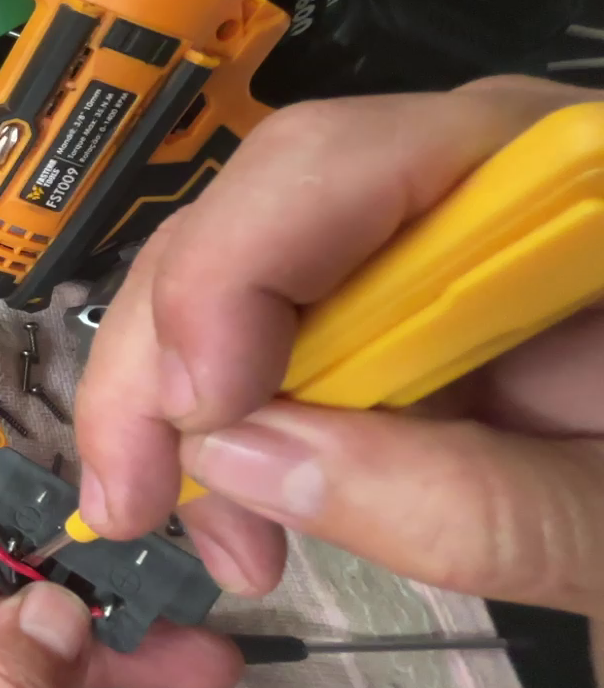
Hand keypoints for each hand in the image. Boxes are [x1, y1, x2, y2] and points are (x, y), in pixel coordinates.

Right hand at [75, 77, 603, 634]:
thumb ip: (478, 502)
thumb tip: (231, 458)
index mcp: (561, 188)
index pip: (331, 165)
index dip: (230, 271)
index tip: (198, 410)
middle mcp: (443, 191)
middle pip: (228, 228)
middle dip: (154, 362)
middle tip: (128, 494)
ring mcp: (380, 251)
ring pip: (197, 289)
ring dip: (160, 410)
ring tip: (177, 523)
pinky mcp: (343, 309)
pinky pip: (220, 340)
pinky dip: (197, 430)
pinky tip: (226, 512)